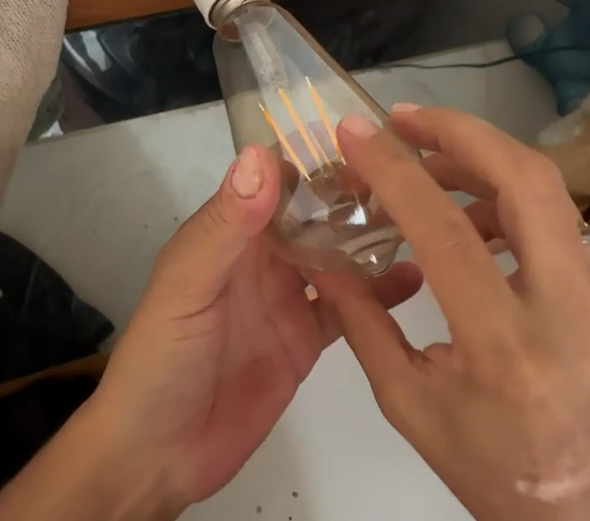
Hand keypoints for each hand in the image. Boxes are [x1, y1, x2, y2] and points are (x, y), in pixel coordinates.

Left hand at [0, 143, 422, 519]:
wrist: (161, 450)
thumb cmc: (162, 356)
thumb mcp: (190, 284)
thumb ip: (226, 226)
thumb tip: (261, 155)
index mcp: (227, 233)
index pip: (273, 181)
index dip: (313, 159)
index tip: (368, 139)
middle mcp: (259, 257)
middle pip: (311, 215)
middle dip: (354, 196)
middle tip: (417, 178)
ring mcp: (285, 298)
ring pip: (334, 256)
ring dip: (370, 239)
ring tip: (428, 219)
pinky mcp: (305, 340)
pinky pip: (347, 309)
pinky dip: (378, 294)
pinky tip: (414, 279)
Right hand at [314, 106, 589, 520]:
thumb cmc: (495, 474)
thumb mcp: (409, 405)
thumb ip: (362, 323)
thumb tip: (323, 256)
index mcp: (507, 348)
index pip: (446, 230)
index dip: (396, 169)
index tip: (355, 130)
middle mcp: (573, 315)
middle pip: (529, 182)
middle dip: (461, 132)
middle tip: (403, 118)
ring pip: (552, 196)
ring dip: (482, 164)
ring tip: (426, 170)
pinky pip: (562, 230)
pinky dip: (509, 206)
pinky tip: (473, 223)